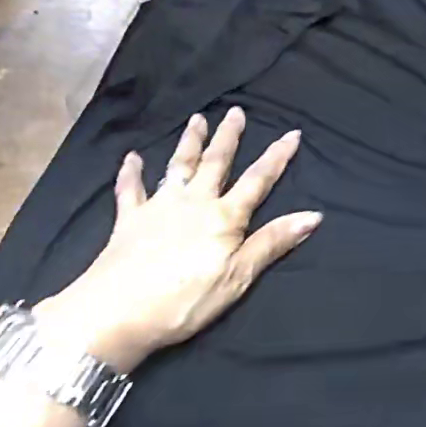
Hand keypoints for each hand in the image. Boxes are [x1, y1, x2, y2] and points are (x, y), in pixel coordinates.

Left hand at [34, 108, 320, 372]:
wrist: (113, 315)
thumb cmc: (184, 301)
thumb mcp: (237, 277)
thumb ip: (272, 242)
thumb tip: (313, 215)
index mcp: (224, 217)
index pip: (258, 180)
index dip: (277, 157)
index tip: (292, 133)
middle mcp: (194, 203)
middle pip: (216, 163)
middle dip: (229, 137)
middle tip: (236, 111)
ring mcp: (158, 209)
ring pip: (178, 167)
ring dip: (190, 142)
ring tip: (197, 119)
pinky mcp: (128, 221)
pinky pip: (130, 190)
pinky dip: (131, 172)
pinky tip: (131, 157)